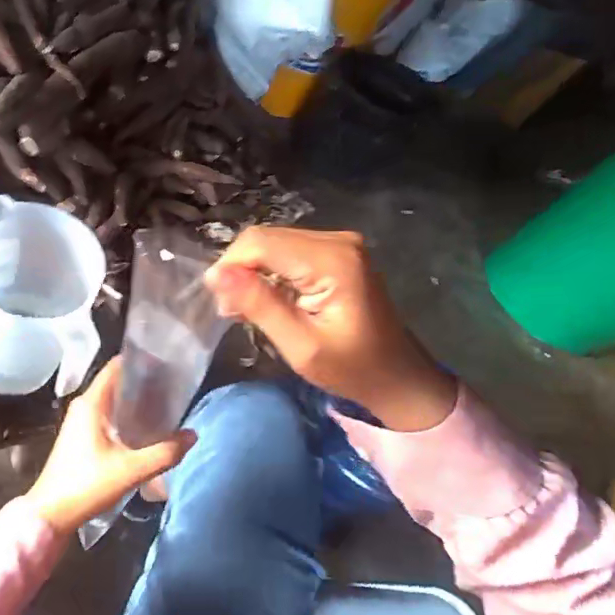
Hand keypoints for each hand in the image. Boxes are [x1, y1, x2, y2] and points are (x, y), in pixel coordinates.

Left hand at [25, 358, 196, 532]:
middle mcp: (84, 406)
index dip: (140, 361)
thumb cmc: (87, 485)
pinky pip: (108, 416)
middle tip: (173, 387)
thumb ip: (165, 452)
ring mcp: (80, 421)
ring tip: (165, 407)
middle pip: (116, 383)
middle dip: (143, 383)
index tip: (166, 363)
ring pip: (113, 401)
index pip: (116, 367)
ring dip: (135, 402)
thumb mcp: (131, 470)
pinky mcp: (81, 437)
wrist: (52, 513)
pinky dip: (126, 417)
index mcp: (91, 403)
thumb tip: (192, 435)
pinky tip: (145, 430)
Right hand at [205, 226, 456, 430]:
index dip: (230, 267)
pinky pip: (285, 250)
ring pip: (271, 242)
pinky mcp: (335, 251)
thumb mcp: (301, 347)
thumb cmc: (353, 369)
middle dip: (238, 270)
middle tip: (231, 312)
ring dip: (250, 272)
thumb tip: (216, 275)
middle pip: (264, 238)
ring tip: (245, 309)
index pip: (259, 243)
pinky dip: (268, 272)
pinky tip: (267, 299)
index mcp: (332, 260)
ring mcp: (338, 242)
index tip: (221, 305)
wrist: (398, 376)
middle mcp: (336, 239)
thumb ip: (260, 306)